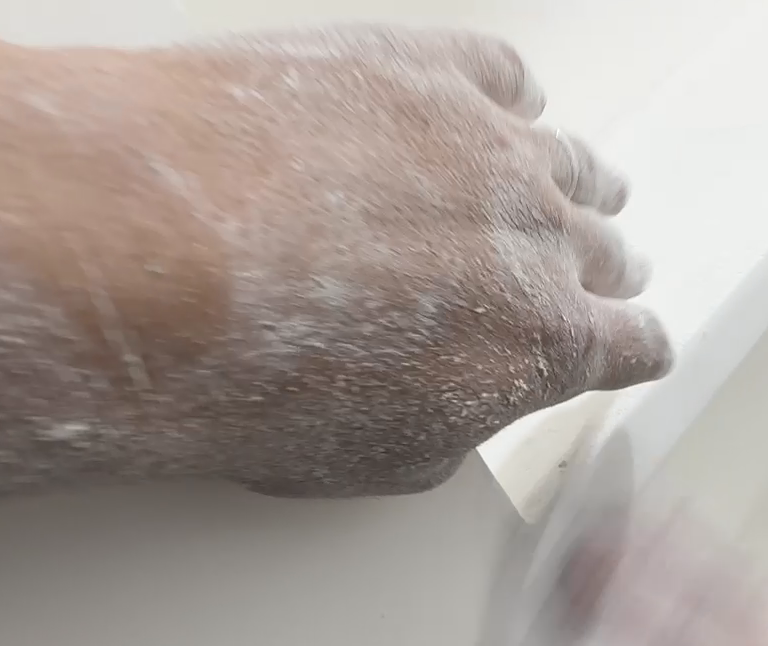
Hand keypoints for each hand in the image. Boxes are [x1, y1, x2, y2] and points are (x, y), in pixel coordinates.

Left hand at [0, 6, 671, 645]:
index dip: (635, 350)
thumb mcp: (390, 459)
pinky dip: (510, 104)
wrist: (132, 268)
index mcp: (545, 343)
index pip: (634, 343)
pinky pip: (504, 77)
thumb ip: (467, 415)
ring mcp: (487, 142)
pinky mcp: (420, 65)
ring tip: (559, 197)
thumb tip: (473, 388)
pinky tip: (495, 117)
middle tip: (592, 278)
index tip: (632, 347)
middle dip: (604, 274)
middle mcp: (541, 235)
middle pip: (609, 250)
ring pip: (574, 164)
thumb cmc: (254, 386)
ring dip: (573, 190)